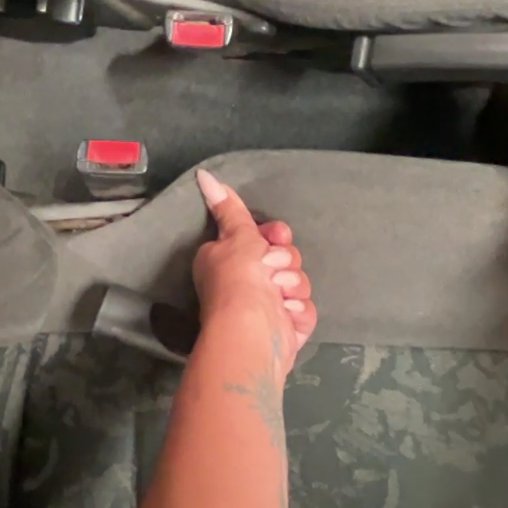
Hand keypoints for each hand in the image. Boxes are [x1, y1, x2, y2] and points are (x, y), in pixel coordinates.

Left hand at [193, 169, 316, 373]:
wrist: (252, 331)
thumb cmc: (238, 279)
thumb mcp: (235, 235)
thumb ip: (228, 208)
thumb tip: (203, 175)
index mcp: (232, 261)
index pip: (263, 238)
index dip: (274, 235)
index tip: (276, 236)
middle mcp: (249, 283)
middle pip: (286, 257)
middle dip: (285, 260)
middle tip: (274, 266)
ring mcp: (270, 307)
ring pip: (298, 282)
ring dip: (292, 285)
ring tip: (280, 293)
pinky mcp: (288, 328)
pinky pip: (305, 309)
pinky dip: (298, 310)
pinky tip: (287, 313)